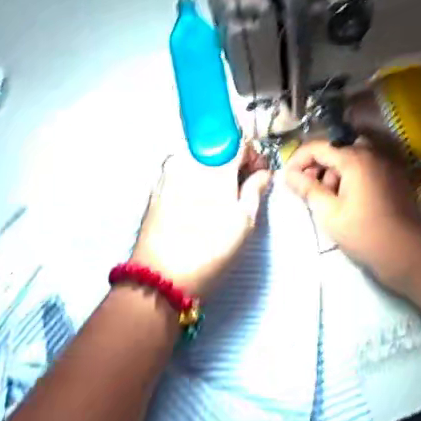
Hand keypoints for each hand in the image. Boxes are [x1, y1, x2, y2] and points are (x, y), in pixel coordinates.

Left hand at [129, 151, 271, 299]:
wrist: (160, 280)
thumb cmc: (209, 251)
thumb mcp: (244, 223)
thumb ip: (255, 190)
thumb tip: (263, 174)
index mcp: (213, 164)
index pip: (238, 140)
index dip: (253, 154)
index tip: (259, 174)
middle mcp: (188, 159)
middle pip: (217, 145)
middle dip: (233, 159)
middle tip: (243, 184)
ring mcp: (168, 172)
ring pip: (199, 156)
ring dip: (214, 167)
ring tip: (223, 194)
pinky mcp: (156, 186)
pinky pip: (183, 169)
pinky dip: (197, 176)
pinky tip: (203, 200)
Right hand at [283, 139, 420, 291]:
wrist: (408, 254)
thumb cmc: (365, 234)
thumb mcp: (329, 213)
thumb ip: (307, 189)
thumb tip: (289, 174)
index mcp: (355, 158)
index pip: (318, 147)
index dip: (298, 160)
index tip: (287, 178)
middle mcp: (372, 154)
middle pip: (336, 150)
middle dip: (318, 167)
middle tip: (309, 192)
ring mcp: (386, 164)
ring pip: (352, 159)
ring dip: (335, 173)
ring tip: (329, 201)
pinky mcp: (394, 177)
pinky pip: (367, 168)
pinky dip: (352, 178)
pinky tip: (348, 202)